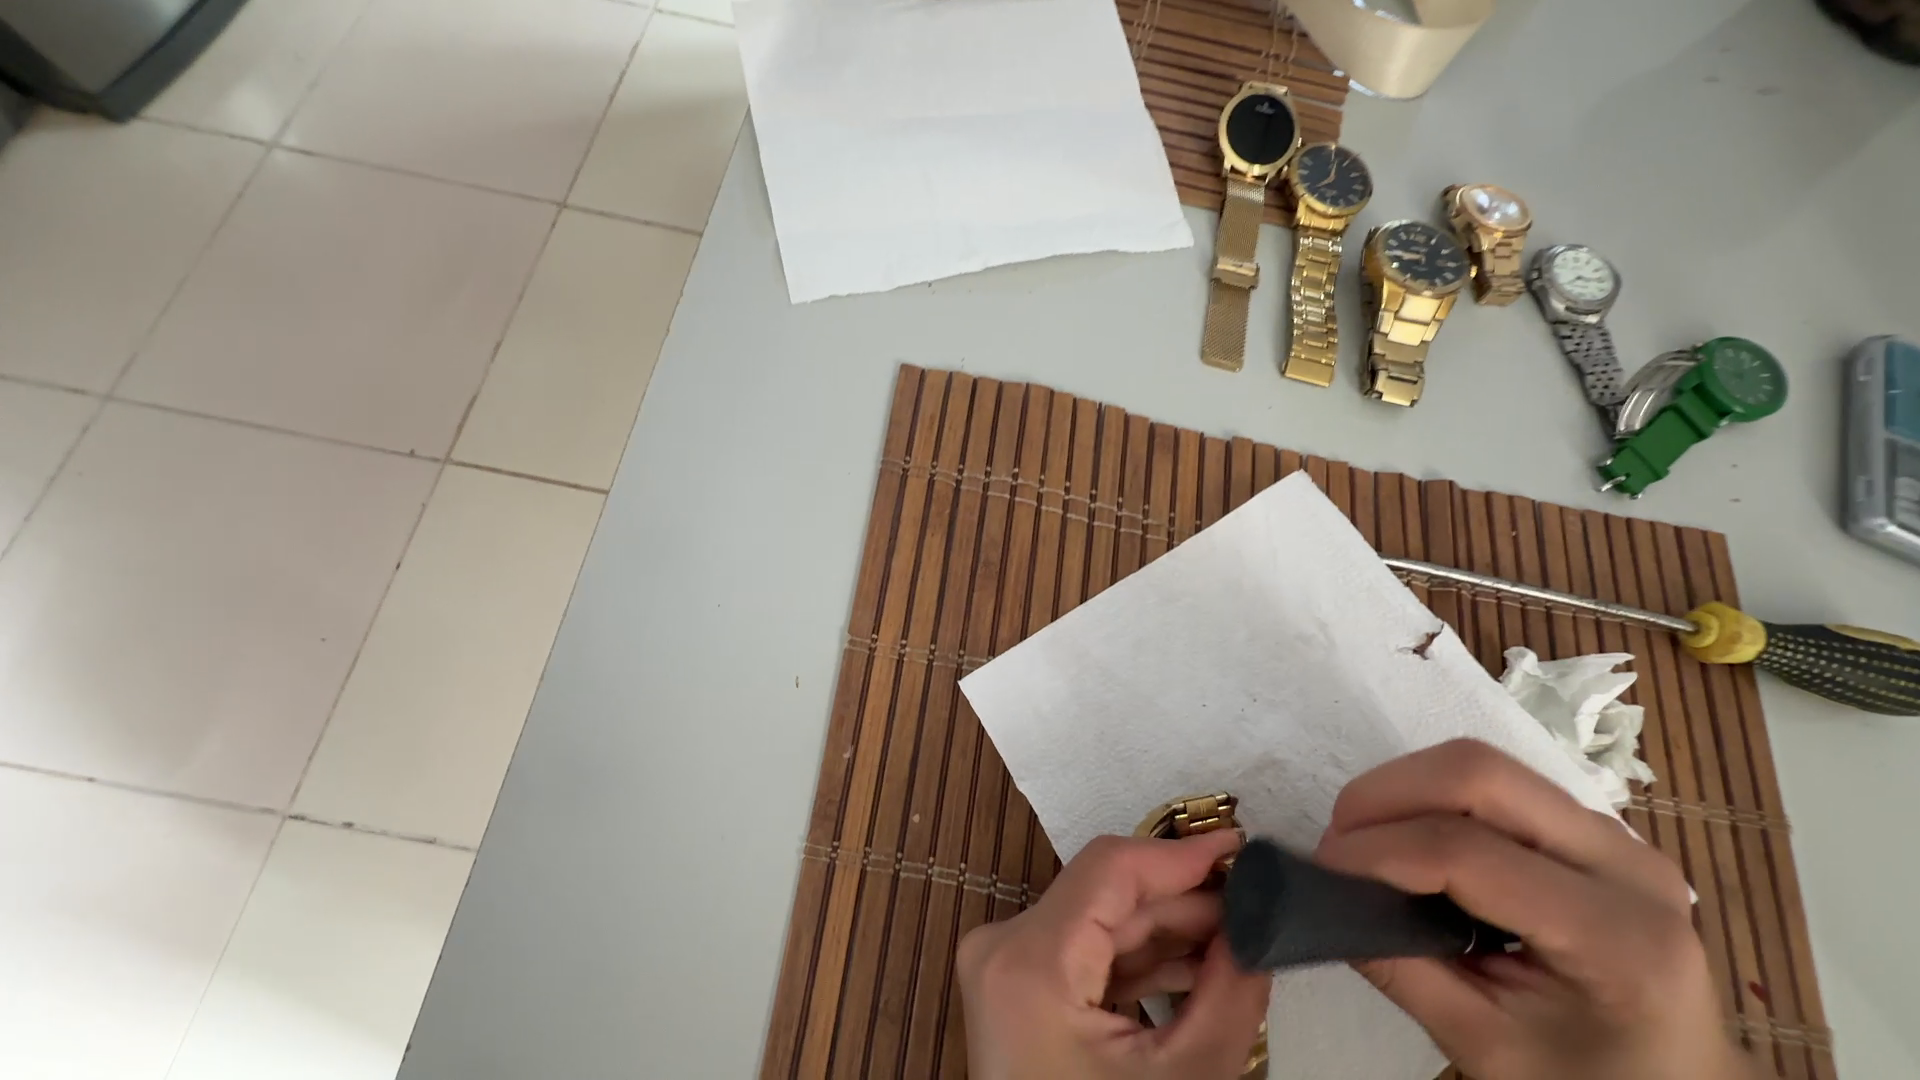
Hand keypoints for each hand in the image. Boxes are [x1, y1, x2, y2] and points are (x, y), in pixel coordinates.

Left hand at [956, 830, 1271, 1079]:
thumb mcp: (1185, 1078)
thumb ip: (1229, 992)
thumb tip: (1261, 923)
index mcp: (1027, 961)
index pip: (1111, 869)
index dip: (1181, 854)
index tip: (1244, 848)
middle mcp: (1003, 946)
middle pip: (1107, 896)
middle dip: (1186, 899)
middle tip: (1255, 903)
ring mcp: (1005, 966)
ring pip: (1100, 923)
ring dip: (1170, 929)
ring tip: (1240, 938)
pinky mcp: (1017, 987)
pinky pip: (1087, 954)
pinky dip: (1143, 959)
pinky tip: (1201, 967)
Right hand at [1315, 739, 1759, 1079]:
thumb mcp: (1486, 1047)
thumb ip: (1401, 969)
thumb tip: (1325, 900)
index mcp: (1617, 937)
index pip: (1468, 853)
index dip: (1378, 850)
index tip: (1322, 870)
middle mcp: (1626, 863)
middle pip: (1481, 775)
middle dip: (1386, 792)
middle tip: (1337, 839)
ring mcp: (1615, 836)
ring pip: (1485, 764)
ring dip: (1404, 787)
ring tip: (1364, 837)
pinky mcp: (1592, 826)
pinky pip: (1497, 782)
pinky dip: (1432, 794)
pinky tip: (1408, 837)